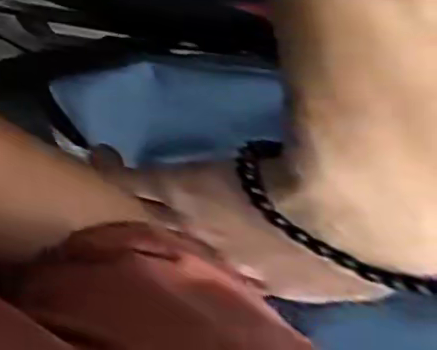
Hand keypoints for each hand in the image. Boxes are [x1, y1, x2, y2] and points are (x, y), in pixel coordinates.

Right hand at [92, 151, 388, 302]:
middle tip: (116, 219)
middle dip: (140, 232)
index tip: (178, 247)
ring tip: (92, 186)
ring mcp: (184, 220)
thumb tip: (274, 268)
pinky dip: (110, 168)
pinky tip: (98, 154)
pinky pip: (128, 179)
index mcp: (250, 283)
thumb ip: (289, 274)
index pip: (208, 273)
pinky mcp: (170, 186)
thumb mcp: (324, 280)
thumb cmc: (344, 254)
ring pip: (136, 211)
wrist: (330, 216)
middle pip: (163, 245)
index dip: (190, 259)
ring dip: (114, 199)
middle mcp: (208, 257)